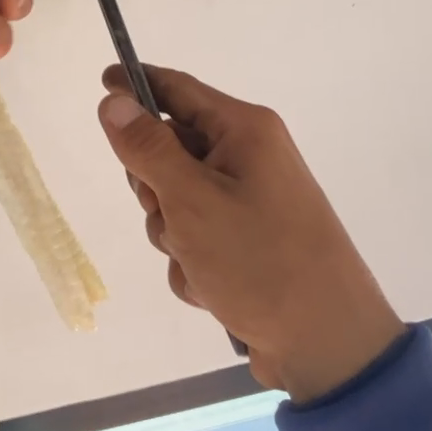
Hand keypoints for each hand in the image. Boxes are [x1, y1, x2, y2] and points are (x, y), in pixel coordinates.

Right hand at [98, 66, 404, 402]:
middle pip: (171, 147)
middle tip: (166, 211)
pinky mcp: (248, 240)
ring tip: (197, 260)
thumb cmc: (262, 261)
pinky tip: (212, 286)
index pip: (177, 89)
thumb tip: (113, 101)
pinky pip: (196, 235)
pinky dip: (193, 259)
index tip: (101, 82)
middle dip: (154, 184)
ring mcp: (250, 200)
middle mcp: (249, 157)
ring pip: (177, 197)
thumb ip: (147, 148)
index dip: (136, 83)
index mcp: (244, 131)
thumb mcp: (193, 200)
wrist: (330, 348)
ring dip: (173, 231)